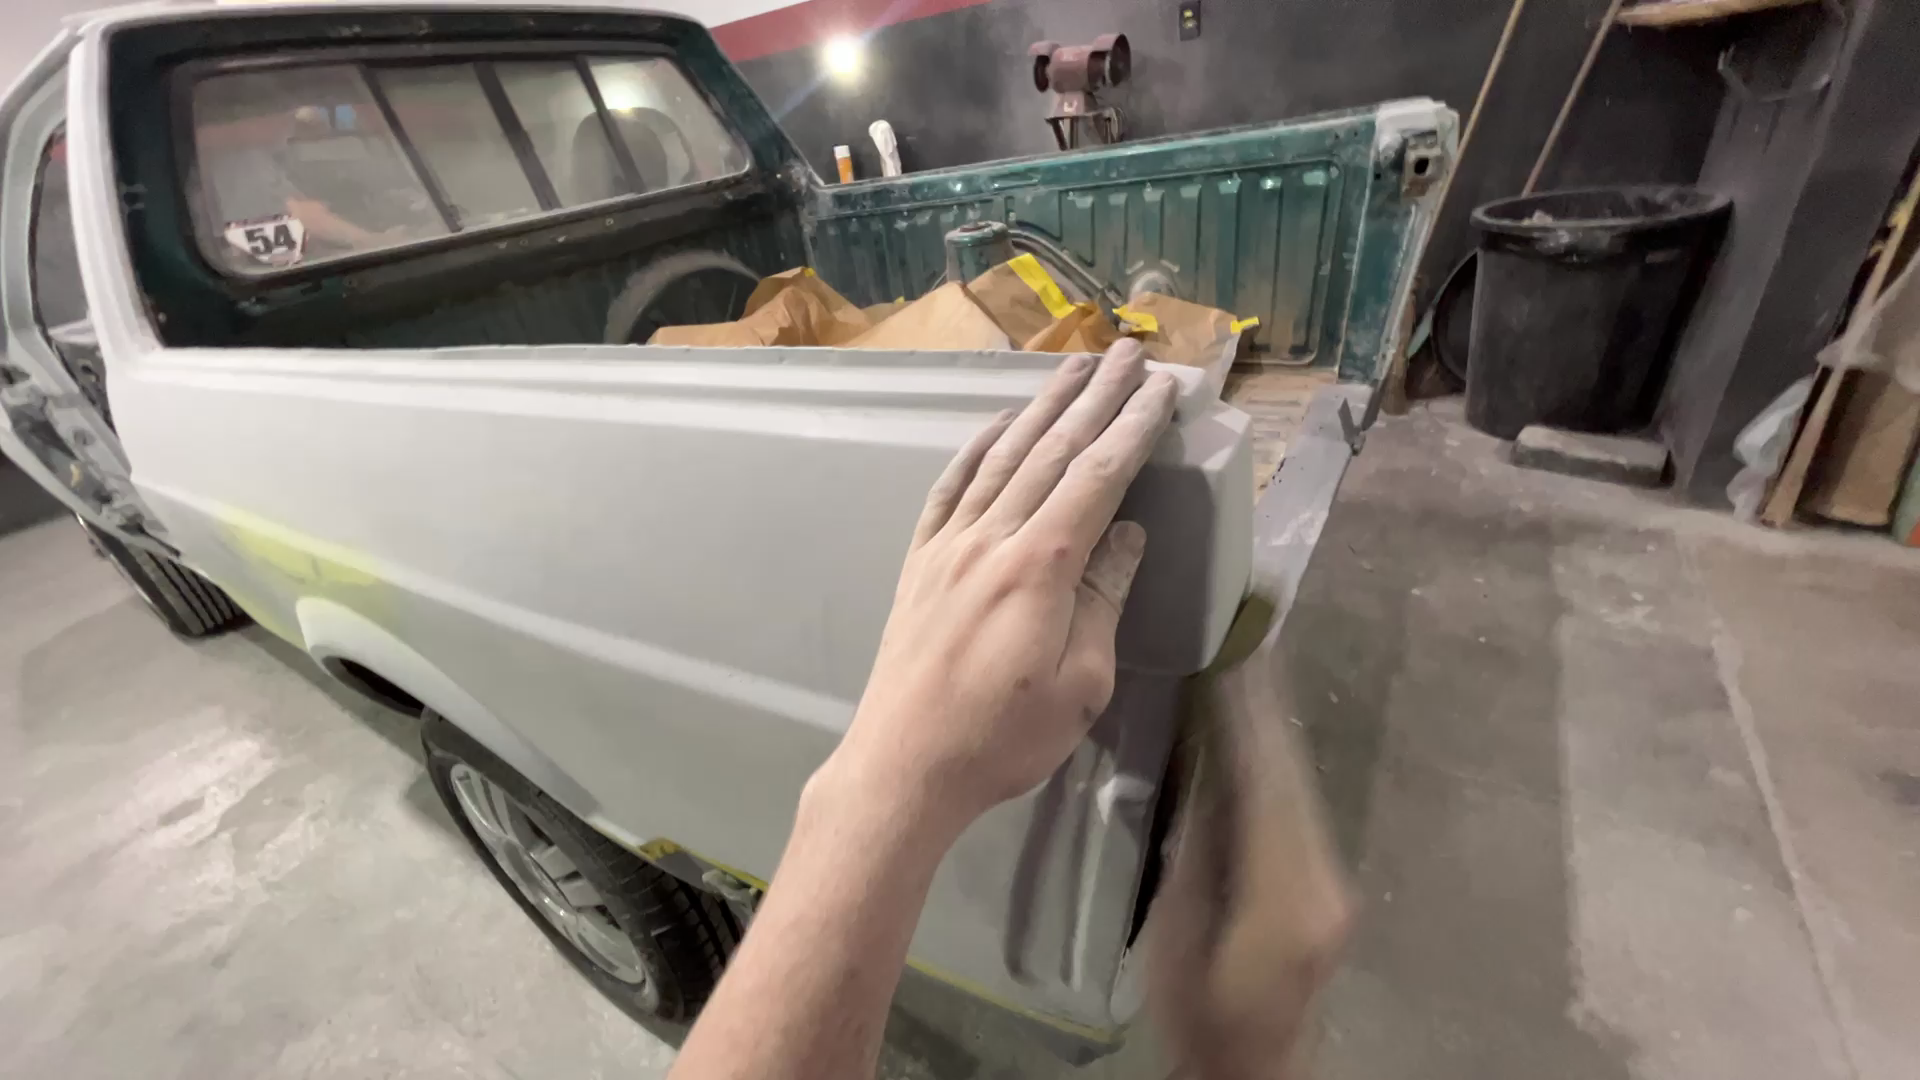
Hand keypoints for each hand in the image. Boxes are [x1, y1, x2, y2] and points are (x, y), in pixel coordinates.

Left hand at [819, 339, 1177, 825]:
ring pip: (1002, 457)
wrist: (905, 762)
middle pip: (1052, 451)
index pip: (1097, 477)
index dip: (1132, 427)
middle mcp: (992, 538)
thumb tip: (1125, 535)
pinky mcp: (920, 559)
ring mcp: (949, 544)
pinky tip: (997, 424)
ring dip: (1041, 407)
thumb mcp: (1079, 684)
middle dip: (1094, 398)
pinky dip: (977, 448)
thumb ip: (1102, 599)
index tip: (1160, 388)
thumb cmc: (1002, 737)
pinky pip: (950, 487)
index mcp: (1040, 567)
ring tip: (1073, 367)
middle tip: (1126, 352)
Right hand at [1147, 614, 1353, 1079]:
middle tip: (1240, 628)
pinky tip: (1251, 709)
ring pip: (1292, 770)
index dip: (1244, 706)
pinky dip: (1269, 744)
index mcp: (1286, 883)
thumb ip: (1195, 841)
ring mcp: (1326, 866)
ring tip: (1244, 652)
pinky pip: (1291, 790)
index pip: (1262, 772)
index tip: (1228, 648)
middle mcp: (1320, 865)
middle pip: (1287, 761)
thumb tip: (1198, 759)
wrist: (1253, 1064)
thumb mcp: (1181, 926)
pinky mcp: (1318, 869)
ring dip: (1267, 712)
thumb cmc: (1201, 1006)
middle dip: (1261, 694)